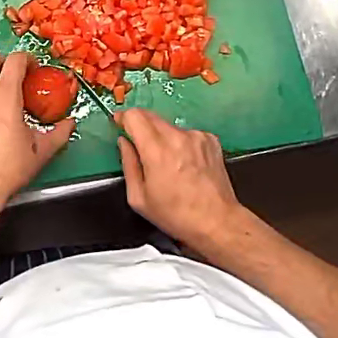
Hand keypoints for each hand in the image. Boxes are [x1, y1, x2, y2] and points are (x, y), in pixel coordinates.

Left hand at [0, 52, 72, 208]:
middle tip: (16, 76)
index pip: (15, 60)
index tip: (34, 69)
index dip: (27, 59)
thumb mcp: (40, 151)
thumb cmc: (8, 168)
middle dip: (3, 61)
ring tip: (6, 103)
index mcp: (4, 95)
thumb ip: (58, 133)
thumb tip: (69, 124)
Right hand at [116, 109, 249, 250]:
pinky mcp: (210, 140)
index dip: (123, 117)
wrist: (217, 222)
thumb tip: (124, 143)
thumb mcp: (139, 198)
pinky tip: (185, 162)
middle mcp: (177, 137)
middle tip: (139, 143)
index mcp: (157, 151)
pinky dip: (180, 142)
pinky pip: (186, 133)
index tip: (120, 123)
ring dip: (161, 135)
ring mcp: (196, 136)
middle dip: (140, 125)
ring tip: (167, 161)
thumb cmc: (177, 215)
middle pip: (150, 115)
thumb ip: (128, 164)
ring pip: (168, 125)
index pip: (135, 116)